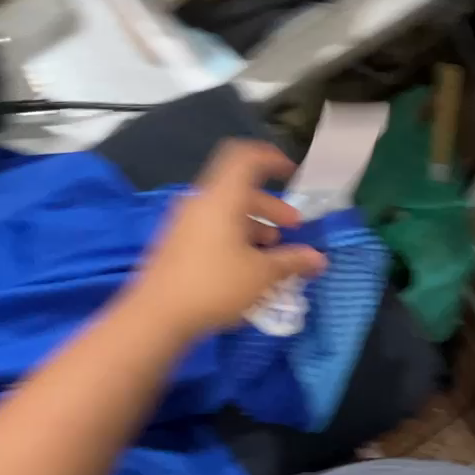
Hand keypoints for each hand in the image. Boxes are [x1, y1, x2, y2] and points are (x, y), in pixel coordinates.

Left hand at [122, 141, 327, 340]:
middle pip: (240, 189)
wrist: (156, 316)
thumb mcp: (261, 275)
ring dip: (254, 225)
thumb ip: (292, 261)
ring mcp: (185, 224)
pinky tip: (247, 267)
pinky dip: (235, 237)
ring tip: (273, 251)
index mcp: (222, 198)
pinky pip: (212, 229)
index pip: (246, 158)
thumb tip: (318, 258)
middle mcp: (201, 203)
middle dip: (271, 206)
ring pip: (226, 212)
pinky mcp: (177, 245)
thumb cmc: (214, 286)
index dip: (272, 158)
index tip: (292, 172)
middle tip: (294, 227)